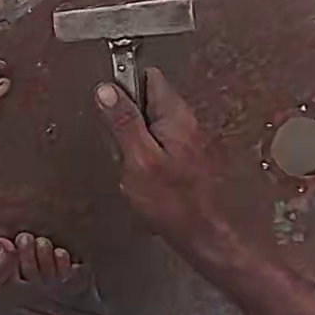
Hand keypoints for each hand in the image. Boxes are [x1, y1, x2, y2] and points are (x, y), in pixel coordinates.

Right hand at [94, 68, 227, 243]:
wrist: (206, 237)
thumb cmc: (176, 203)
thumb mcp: (139, 159)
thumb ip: (124, 122)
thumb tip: (107, 90)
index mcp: (176, 116)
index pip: (149, 78)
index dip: (125, 86)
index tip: (111, 104)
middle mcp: (187, 123)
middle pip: (148, 102)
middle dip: (128, 120)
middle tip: (123, 146)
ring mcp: (190, 141)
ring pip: (152, 128)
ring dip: (136, 143)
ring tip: (134, 168)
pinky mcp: (188, 160)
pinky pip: (158, 148)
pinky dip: (148, 159)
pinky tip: (147, 180)